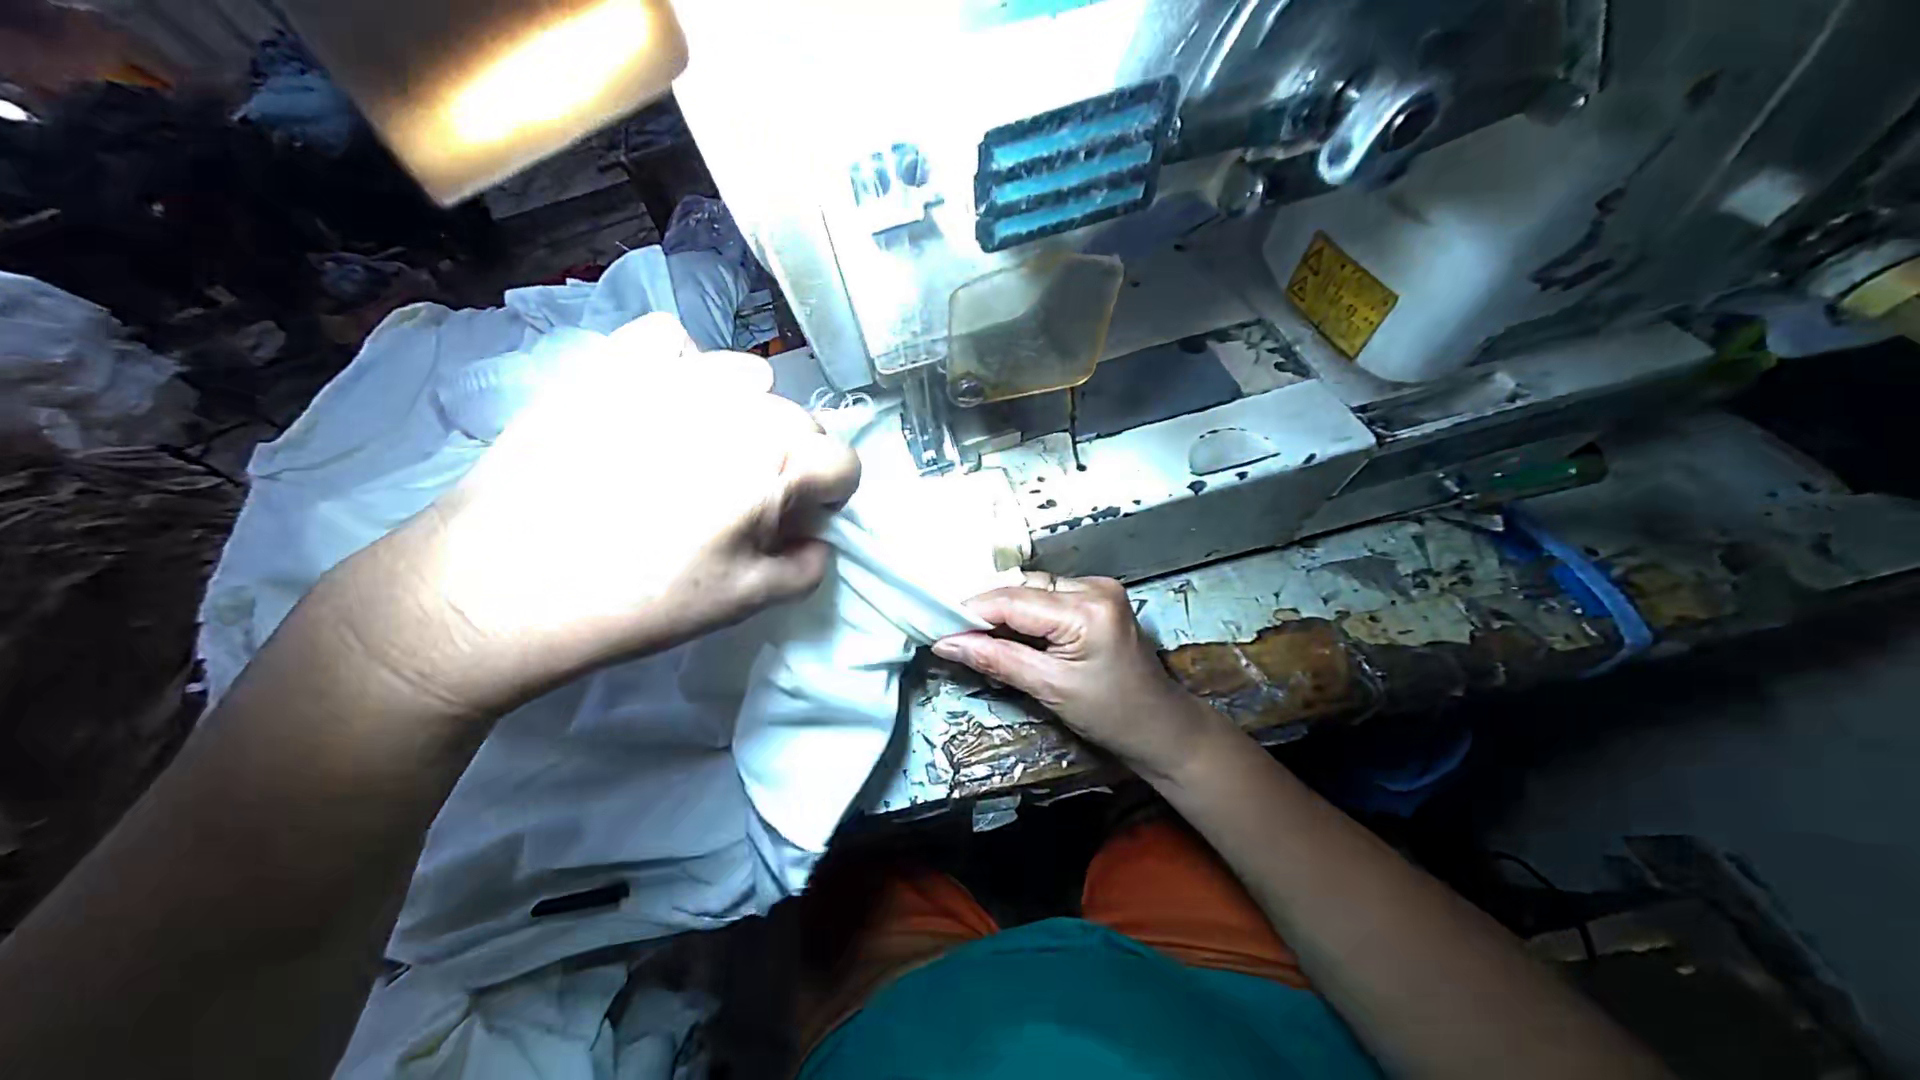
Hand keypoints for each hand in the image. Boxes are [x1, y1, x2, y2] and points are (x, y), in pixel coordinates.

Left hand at [319, 313, 859, 717]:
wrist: (498, 584)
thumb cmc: (637, 600)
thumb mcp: (743, 601)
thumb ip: (805, 567)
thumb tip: (813, 539)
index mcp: (779, 461)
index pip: (844, 462)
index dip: (826, 498)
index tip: (792, 523)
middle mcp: (739, 403)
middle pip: (799, 423)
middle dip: (787, 461)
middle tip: (740, 502)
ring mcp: (674, 372)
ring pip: (747, 380)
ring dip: (741, 415)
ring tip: (695, 452)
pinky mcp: (613, 360)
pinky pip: (675, 343)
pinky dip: (681, 369)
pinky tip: (658, 408)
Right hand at [932, 574, 1236, 780]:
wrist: (1160, 725)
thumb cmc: (1110, 714)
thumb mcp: (1048, 688)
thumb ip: (996, 659)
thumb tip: (947, 643)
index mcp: (1086, 609)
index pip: (1013, 600)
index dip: (972, 612)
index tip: (940, 627)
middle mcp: (1094, 586)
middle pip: (1022, 589)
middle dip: (988, 611)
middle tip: (957, 636)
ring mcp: (1099, 587)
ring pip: (1033, 589)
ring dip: (1006, 611)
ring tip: (983, 638)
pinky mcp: (1099, 595)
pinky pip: (1049, 595)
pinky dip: (1027, 612)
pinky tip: (1014, 634)